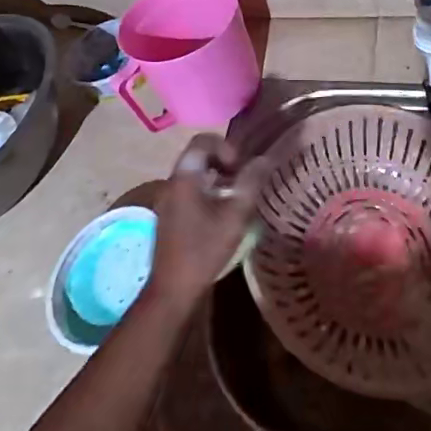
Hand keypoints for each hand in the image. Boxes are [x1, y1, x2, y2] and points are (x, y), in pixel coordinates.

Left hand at [146, 134, 271, 308]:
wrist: (172, 290)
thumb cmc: (203, 250)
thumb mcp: (234, 216)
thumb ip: (250, 184)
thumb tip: (264, 159)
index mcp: (184, 176)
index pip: (202, 140)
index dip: (225, 147)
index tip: (240, 168)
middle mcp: (171, 182)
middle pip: (197, 156)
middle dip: (223, 161)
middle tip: (242, 180)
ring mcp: (166, 199)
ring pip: (193, 174)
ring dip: (216, 178)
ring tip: (235, 197)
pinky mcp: (168, 215)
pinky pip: (188, 190)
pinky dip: (206, 191)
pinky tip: (221, 214)